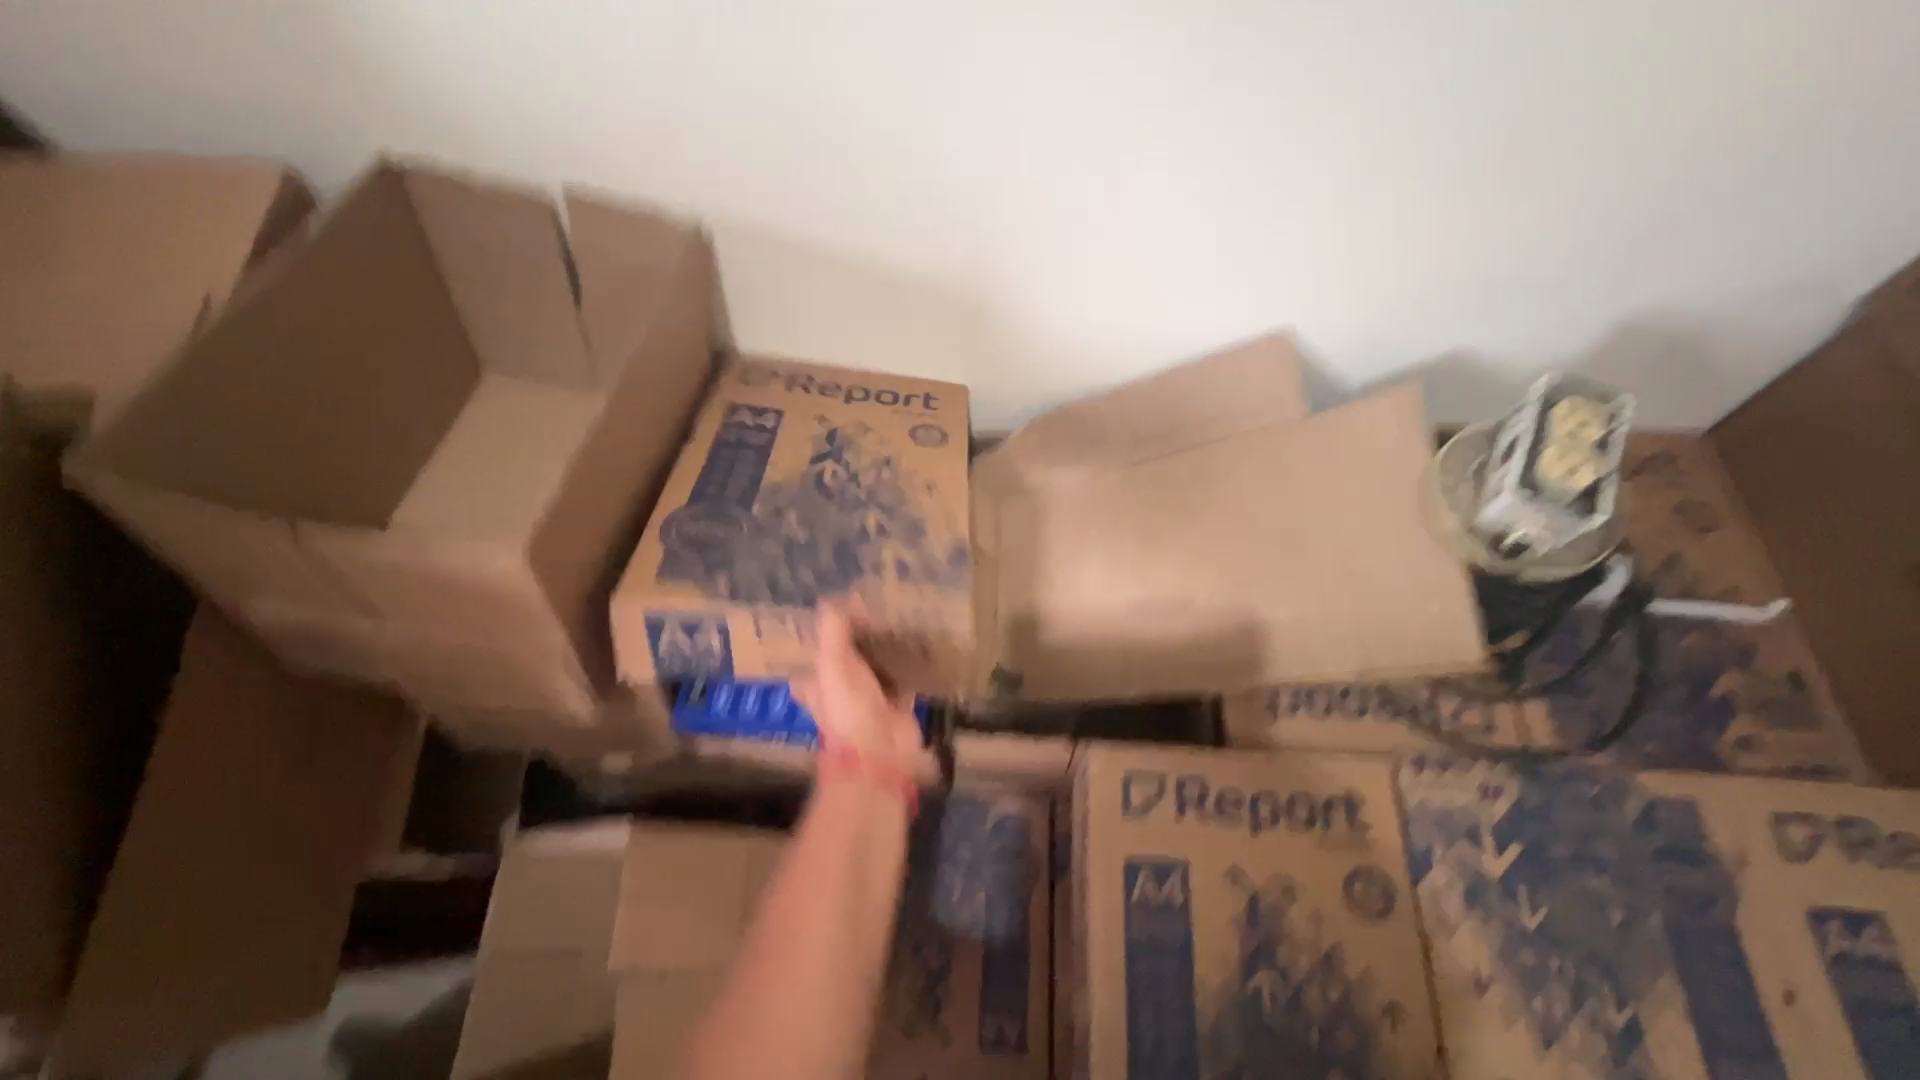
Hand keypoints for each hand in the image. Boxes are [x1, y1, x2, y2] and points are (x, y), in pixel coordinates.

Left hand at [792, 598, 922, 769]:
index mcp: (818, 685)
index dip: (818, 643)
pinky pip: (903, 679)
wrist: (880, 751)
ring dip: (883, 652)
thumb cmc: (848, 709)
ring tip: (895, 619)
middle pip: (846, 662)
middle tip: (870, 612)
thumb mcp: (833, 665)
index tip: (832, 618)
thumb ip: (833, 633)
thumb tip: (829, 600)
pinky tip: (919, 644)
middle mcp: (841, 692)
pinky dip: (909, 665)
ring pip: (875, 669)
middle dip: (855, 644)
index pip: (812, 661)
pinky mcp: (898, 703)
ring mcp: (870, 699)